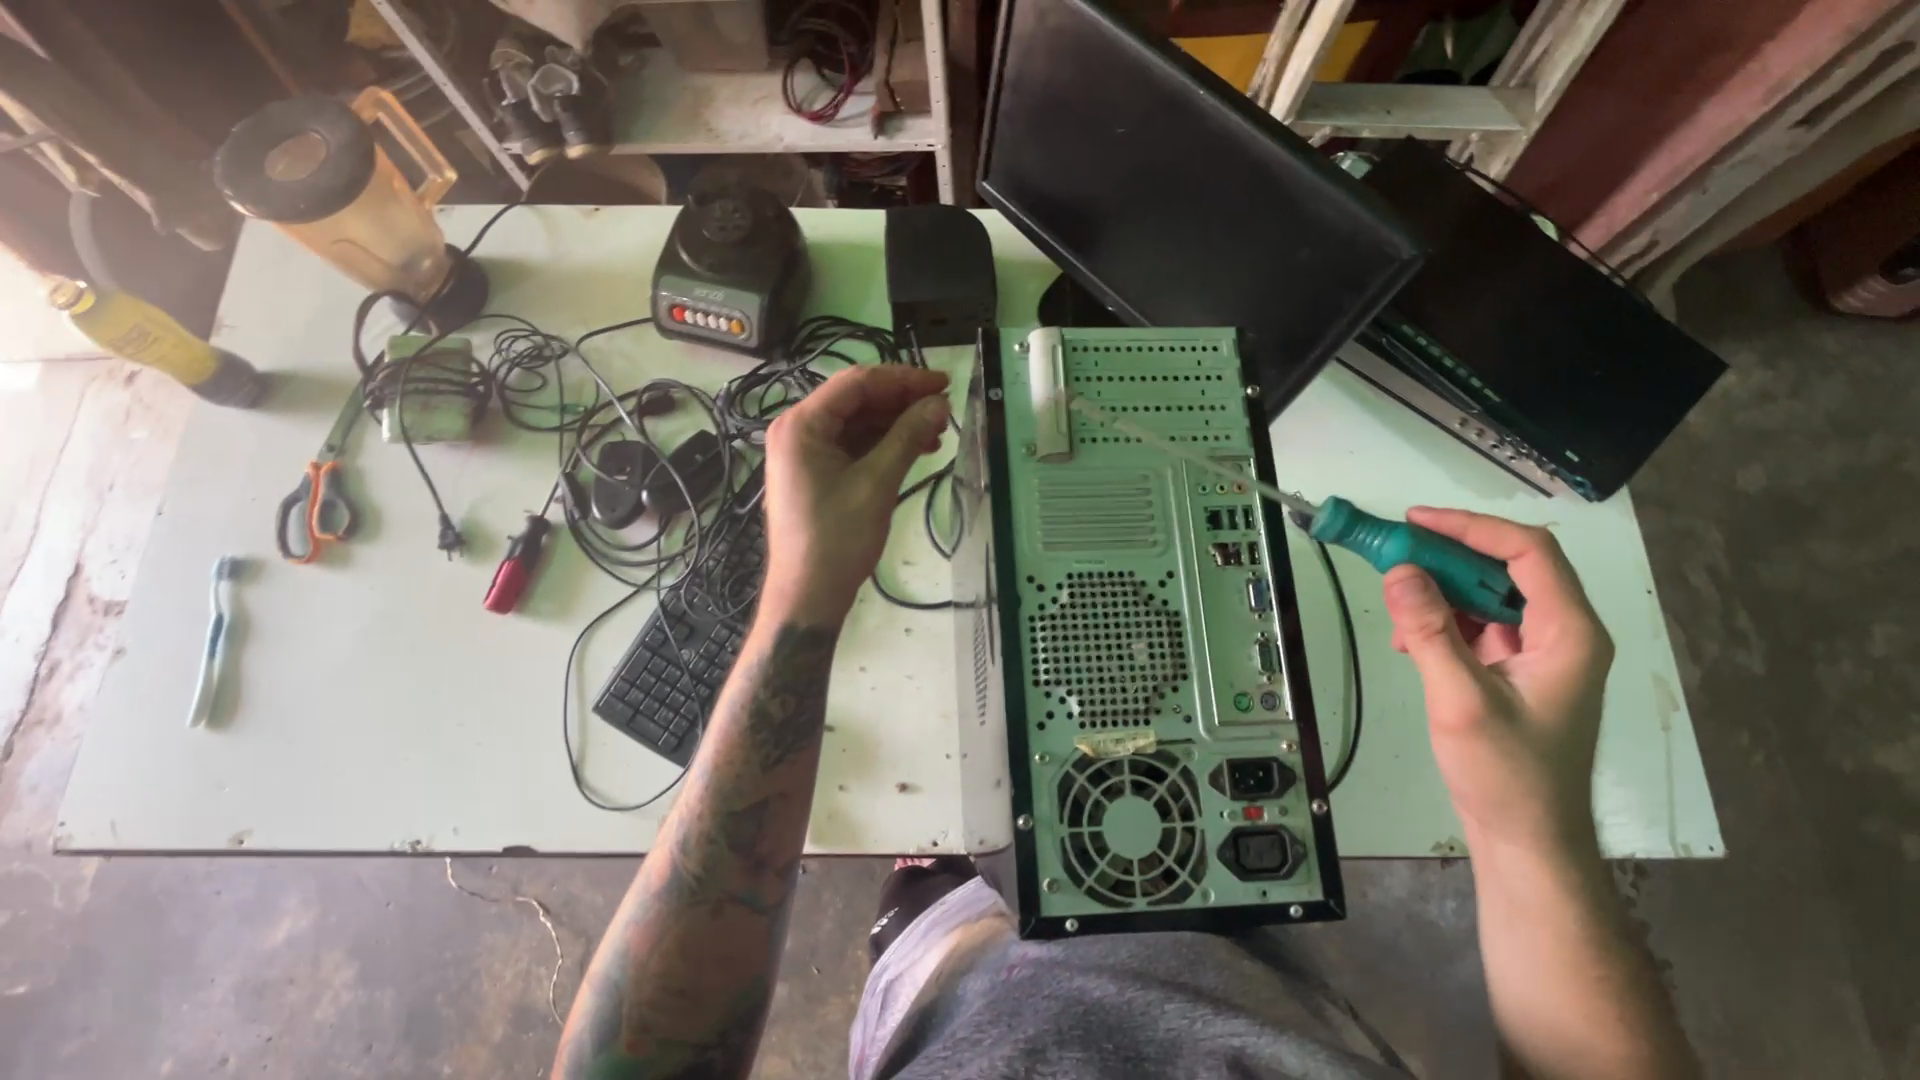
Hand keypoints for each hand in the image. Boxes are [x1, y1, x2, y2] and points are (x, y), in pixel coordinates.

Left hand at [760, 365, 949, 626]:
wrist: (808, 595)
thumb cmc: (837, 539)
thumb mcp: (877, 483)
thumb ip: (907, 436)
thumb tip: (940, 403)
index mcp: (802, 425)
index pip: (857, 383)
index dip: (903, 379)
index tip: (943, 383)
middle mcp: (798, 430)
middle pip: (857, 400)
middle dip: (902, 402)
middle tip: (944, 408)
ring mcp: (806, 453)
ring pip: (858, 423)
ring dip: (897, 424)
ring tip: (937, 433)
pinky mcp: (816, 473)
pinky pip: (854, 446)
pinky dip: (884, 445)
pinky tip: (917, 450)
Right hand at [1380, 508, 1613, 857]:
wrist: (1527, 838)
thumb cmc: (1506, 773)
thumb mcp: (1460, 700)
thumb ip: (1429, 632)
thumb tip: (1398, 571)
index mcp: (1569, 633)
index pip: (1528, 552)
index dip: (1471, 527)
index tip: (1414, 521)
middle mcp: (1561, 633)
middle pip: (1506, 568)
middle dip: (1445, 557)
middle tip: (1391, 555)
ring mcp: (1539, 652)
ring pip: (1487, 595)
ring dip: (1438, 592)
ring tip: (1397, 611)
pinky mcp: (1515, 670)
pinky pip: (1476, 625)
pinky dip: (1440, 623)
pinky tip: (1410, 643)